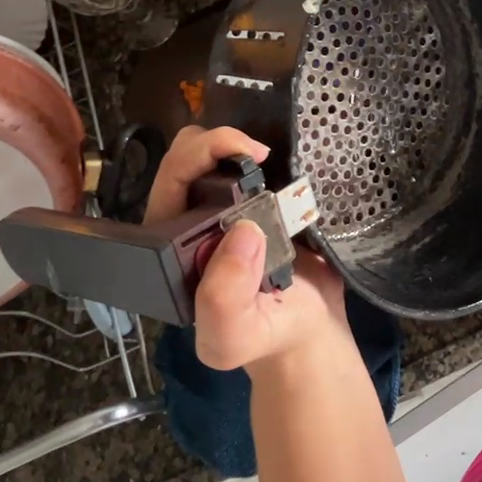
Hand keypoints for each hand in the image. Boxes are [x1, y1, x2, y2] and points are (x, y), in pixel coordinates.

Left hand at [145, 126, 349, 372]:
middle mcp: (190, 221)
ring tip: (268, 157)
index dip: (196, 160)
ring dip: (238, 143)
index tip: (245, 159)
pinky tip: (282, 160)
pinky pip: (251, 161)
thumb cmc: (267, 336)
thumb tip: (242, 232)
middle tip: (259, 153)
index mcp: (169, 247)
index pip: (168, 185)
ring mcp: (225, 207)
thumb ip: (223, 301)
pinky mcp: (258, 198)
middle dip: (216, 143)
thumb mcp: (233, 339)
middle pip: (186, 157)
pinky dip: (264, 151)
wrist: (313, 330)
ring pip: (215, 153)